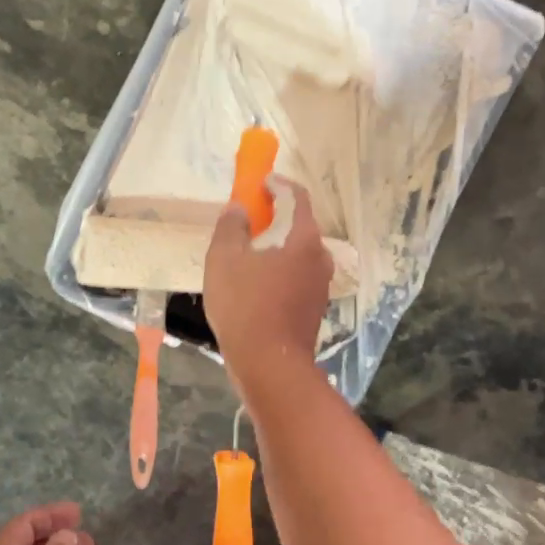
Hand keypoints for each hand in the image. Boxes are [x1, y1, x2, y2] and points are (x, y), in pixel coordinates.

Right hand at [203, 177, 332, 396]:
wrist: (269, 363)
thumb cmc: (244, 304)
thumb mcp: (224, 258)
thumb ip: (231, 226)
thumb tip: (239, 209)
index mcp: (301, 236)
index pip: (295, 195)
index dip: (277, 183)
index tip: (259, 182)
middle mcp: (318, 254)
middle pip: (298, 224)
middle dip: (273, 217)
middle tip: (247, 220)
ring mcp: (320, 282)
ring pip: (297, 251)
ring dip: (275, 246)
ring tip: (246, 255)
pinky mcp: (315, 305)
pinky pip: (296, 274)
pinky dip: (279, 268)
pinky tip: (256, 284)